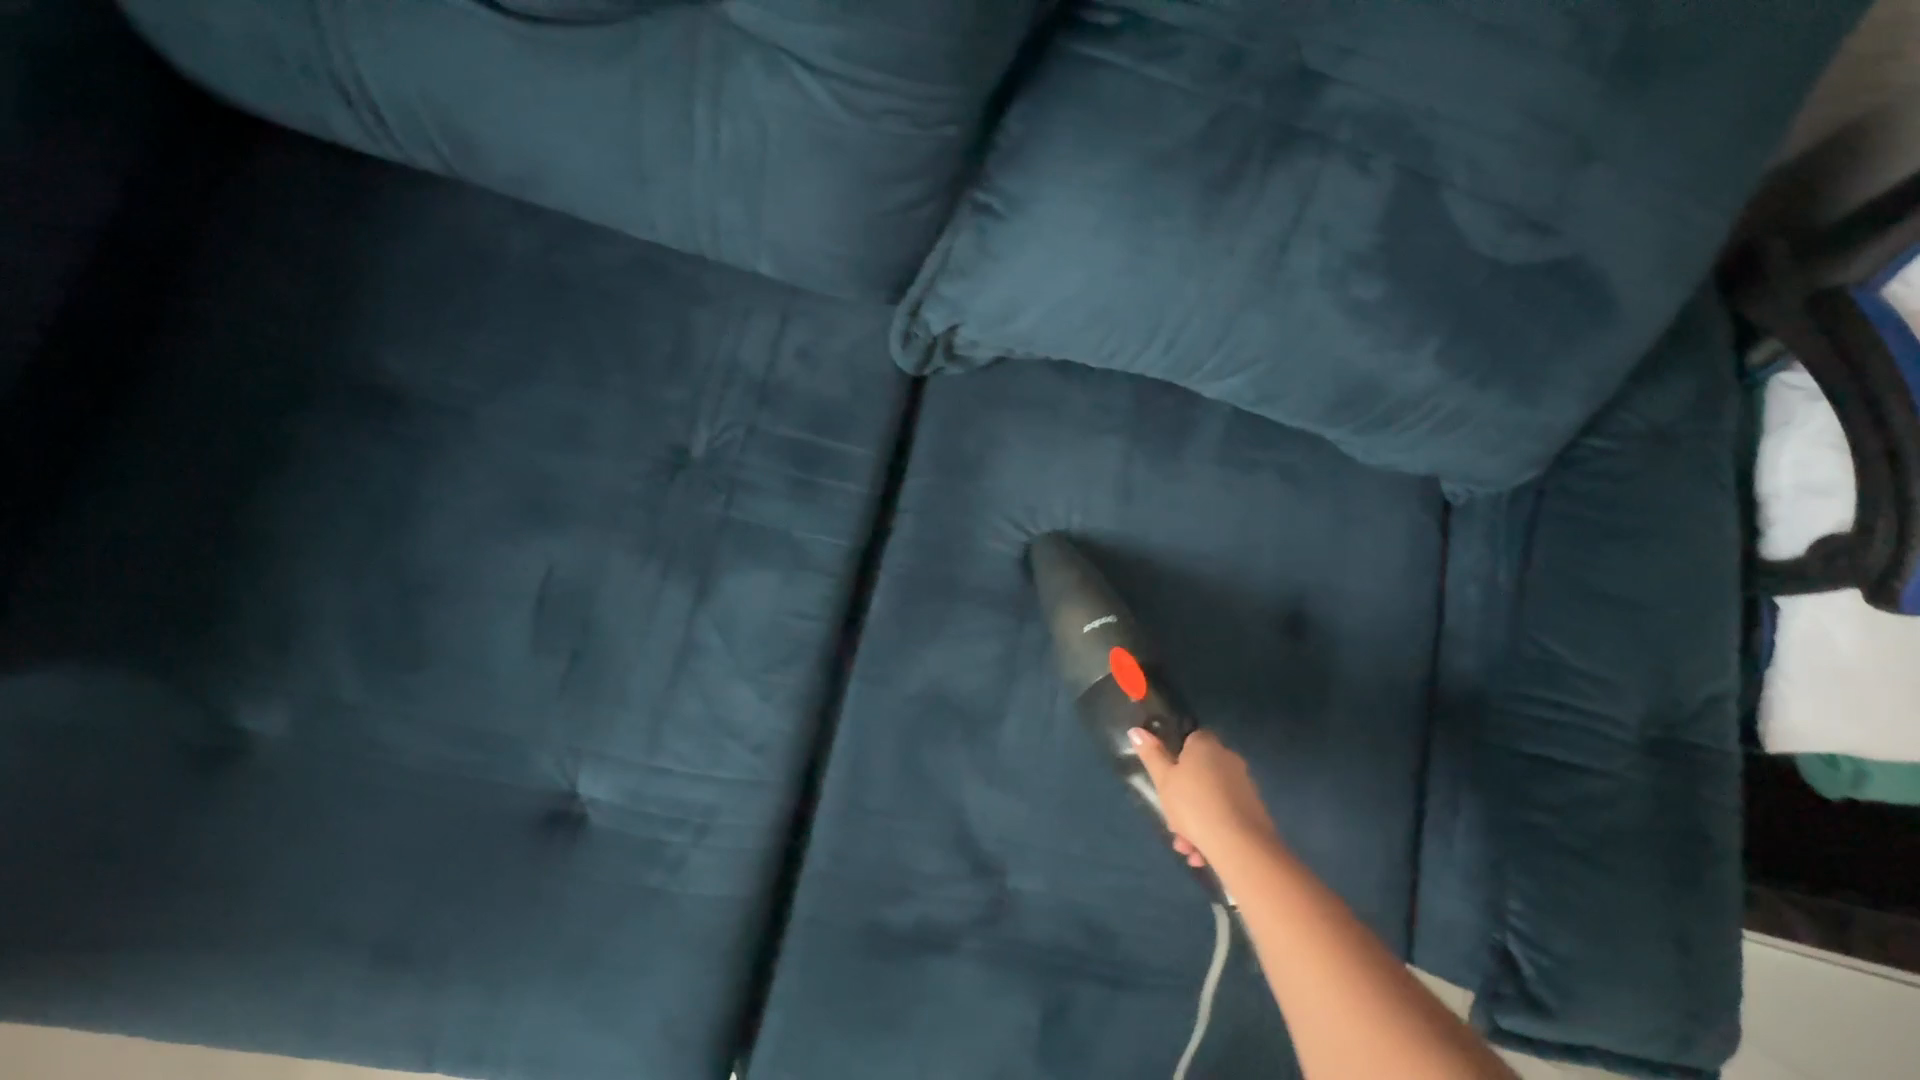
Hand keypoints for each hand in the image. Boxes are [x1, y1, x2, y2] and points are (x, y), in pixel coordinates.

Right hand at [1129, 727, 1280, 869]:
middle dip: (1183, 800)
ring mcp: (1244, 785)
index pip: (1190, 740)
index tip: (1167, 780)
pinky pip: (1226, 815)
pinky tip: (1202, 854)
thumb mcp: (1163, 780)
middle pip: (1200, 774)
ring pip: (1211, 799)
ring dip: (1195, 822)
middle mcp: (1229, 759)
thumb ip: (1150, 755)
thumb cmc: (1193, 804)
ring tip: (1187, 848)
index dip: (1176, 759)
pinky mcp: (1254, 809)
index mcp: (1206, 746)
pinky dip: (1213, 830)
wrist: (1239, 843)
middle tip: (1173, 824)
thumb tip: (1135, 730)